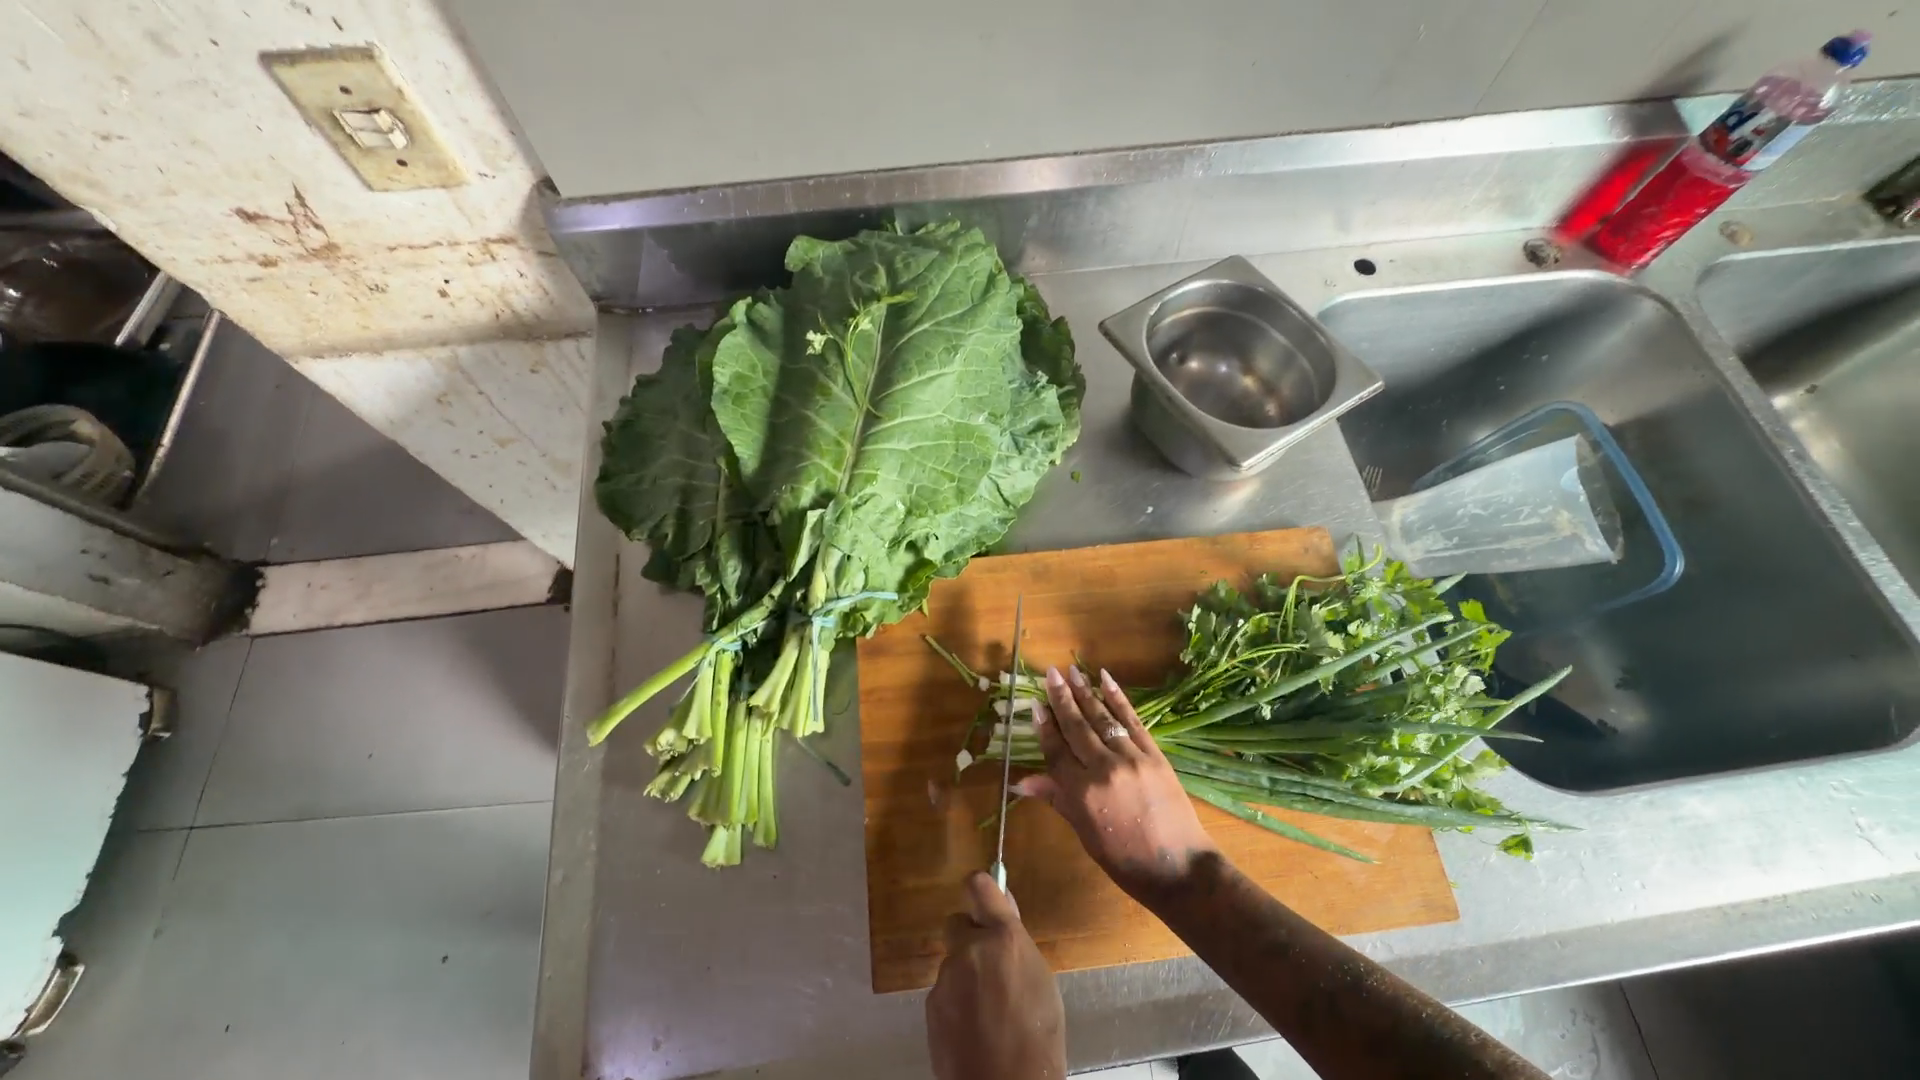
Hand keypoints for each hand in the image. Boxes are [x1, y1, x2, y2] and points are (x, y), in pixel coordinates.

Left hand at [926, 871, 1065, 1079]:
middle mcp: (969, 950)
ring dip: (965, 975)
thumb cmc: (1039, 1036)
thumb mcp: (1041, 981)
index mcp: (1003, 939)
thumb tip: (1004, 910)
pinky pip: (944, 991)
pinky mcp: (931, 1004)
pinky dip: (955, 1002)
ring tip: (986, 1009)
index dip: (982, 888)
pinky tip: (972, 1027)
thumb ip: (1017, 942)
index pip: (979, 887)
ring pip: (952, 962)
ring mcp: (945, 978)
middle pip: (958, 923)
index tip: (984, 892)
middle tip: (989, 967)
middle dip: (970, 938)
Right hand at [1018, 666, 1218, 899]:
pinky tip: (1106, 680)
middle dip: (1061, 698)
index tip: (1035, 704)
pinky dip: (1118, 698)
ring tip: (1072, 671)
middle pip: (1077, 727)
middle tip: (1051, 674)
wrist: (1177, 868)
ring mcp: (1131, 759)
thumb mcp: (1085, 833)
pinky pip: (1132, 720)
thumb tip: (1022, 782)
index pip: (1056, 752)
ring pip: (1102, 719)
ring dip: (1085, 692)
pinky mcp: (1154, 755)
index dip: (1045, 727)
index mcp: (1081, 794)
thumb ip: (1057, 800)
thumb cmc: (1124, 860)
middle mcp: (1103, 769)